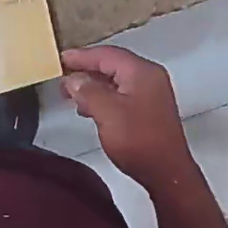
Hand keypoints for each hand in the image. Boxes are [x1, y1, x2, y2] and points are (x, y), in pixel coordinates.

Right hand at [60, 46, 197, 190]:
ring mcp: (152, 95)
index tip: (61, 59)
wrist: (166, 172)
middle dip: (87, 72)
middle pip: (114, 66)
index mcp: (142, 72)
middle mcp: (150, 78)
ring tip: (72, 97)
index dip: (82, 56)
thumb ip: (88, 91)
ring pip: (118, 82)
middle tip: (63, 80)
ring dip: (94, 87)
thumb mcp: (107, 112)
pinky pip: (123, 96)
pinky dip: (105, 99)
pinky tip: (91, 110)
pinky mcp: (150, 112)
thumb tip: (74, 80)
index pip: (108, 55)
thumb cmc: (139, 141)